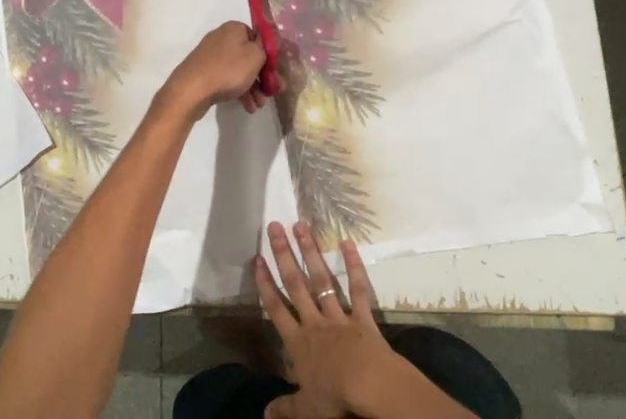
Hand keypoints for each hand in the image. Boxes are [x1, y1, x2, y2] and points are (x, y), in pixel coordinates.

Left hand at [162, 21, 267, 117]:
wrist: (191, 89)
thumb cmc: (228, 69)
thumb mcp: (256, 56)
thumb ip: (266, 49)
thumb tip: (265, 45)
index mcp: (234, 28)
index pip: (258, 38)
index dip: (269, 55)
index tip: (275, 72)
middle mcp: (222, 37)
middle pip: (249, 56)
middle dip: (261, 76)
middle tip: (270, 92)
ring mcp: (212, 55)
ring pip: (239, 70)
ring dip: (252, 87)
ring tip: (258, 105)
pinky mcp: (205, 71)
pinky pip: (227, 78)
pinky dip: (238, 90)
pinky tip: (247, 106)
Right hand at [255, 222, 400, 418]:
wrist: (369, 384)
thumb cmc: (335, 397)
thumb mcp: (306, 409)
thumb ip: (286, 407)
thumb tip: (265, 414)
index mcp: (299, 343)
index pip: (276, 309)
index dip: (265, 285)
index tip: (256, 259)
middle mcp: (315, 323)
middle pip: (296, 285)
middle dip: (284, 255)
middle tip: (274, 226)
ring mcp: (339, 317)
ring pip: (322, 280)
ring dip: (311, 252)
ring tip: (301, 225)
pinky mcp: (363, 317)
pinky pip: (358, 289)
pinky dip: (353, 266)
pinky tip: (347, 243)